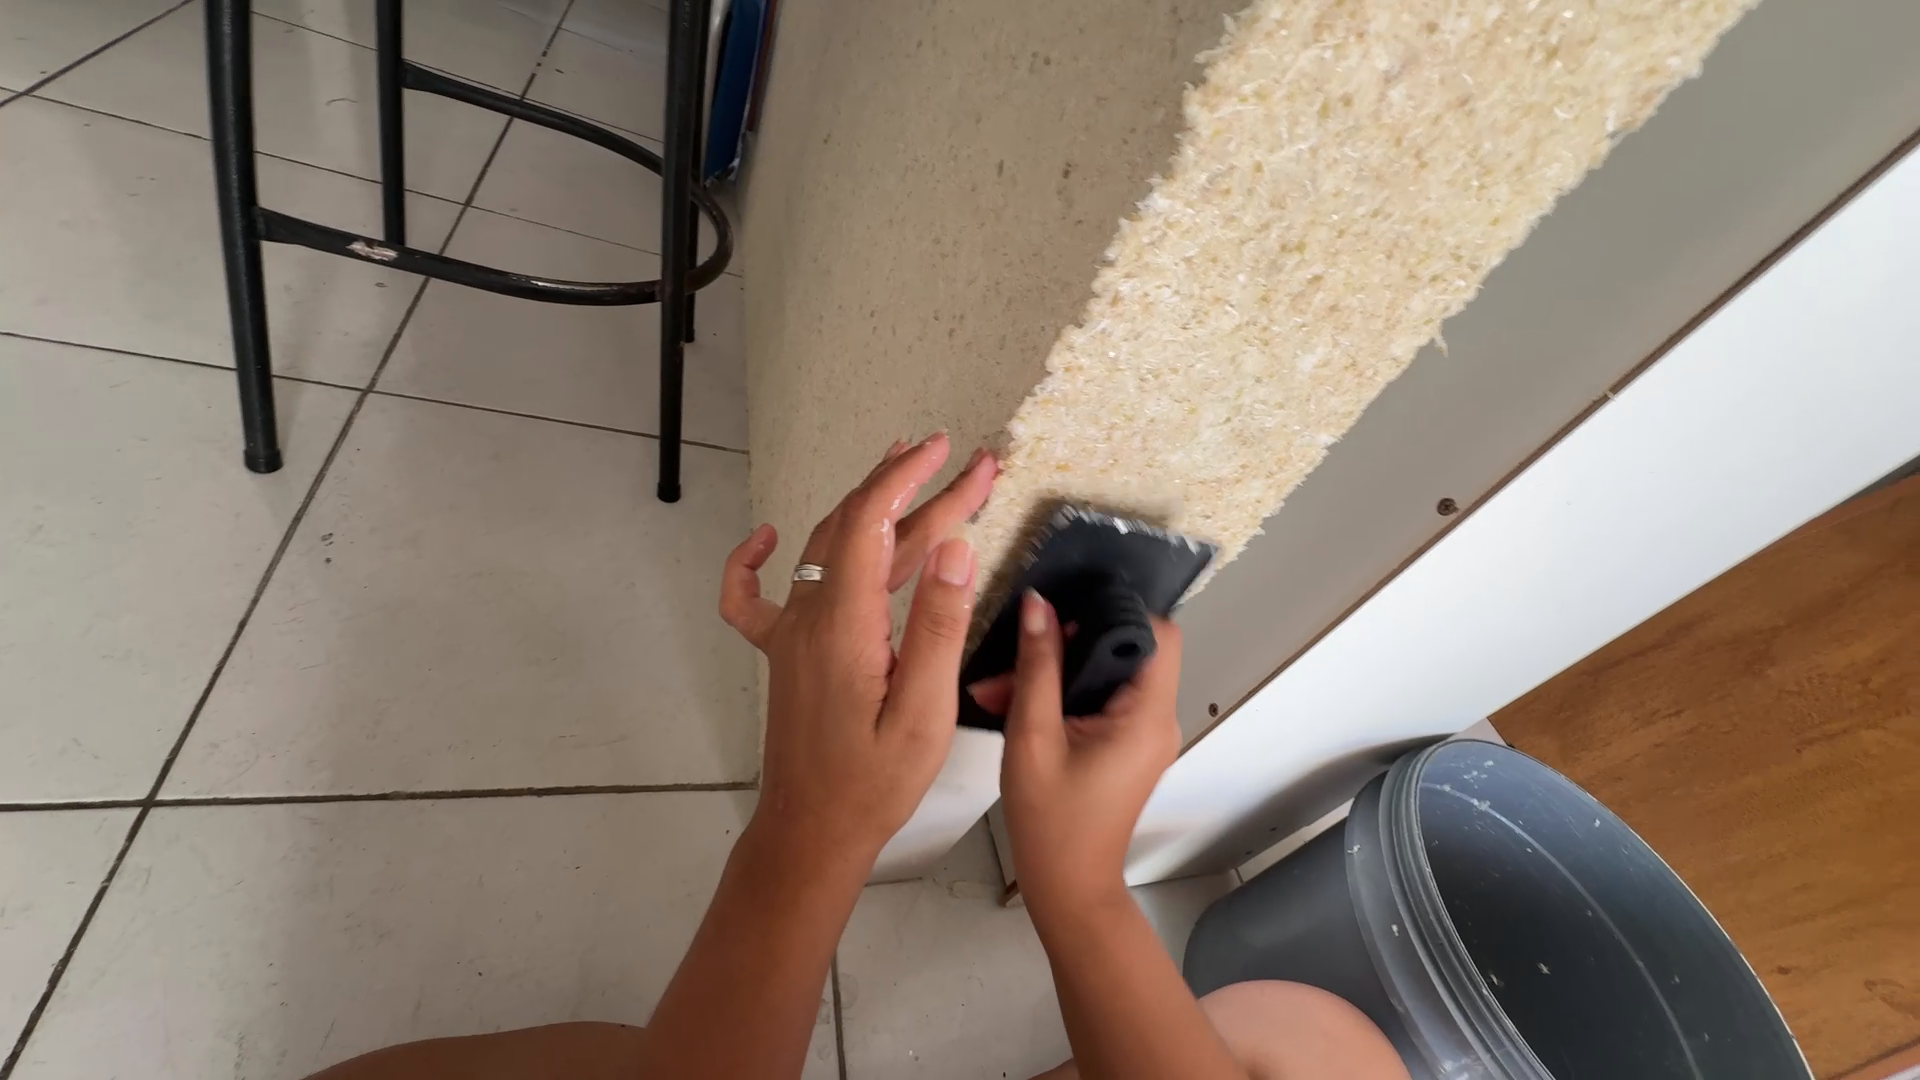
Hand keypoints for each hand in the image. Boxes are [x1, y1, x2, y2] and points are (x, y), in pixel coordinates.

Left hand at [719, 434, 997, 862]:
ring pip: (824, 547)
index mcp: (845, 624)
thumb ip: (939, 626)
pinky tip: (762, 538)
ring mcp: (789, 632)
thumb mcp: (923, 711)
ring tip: (904, 470)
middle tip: (962, 463)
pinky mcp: (782, 652)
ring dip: (866, 506)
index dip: (912, 480)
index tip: (952, 453)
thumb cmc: (874, 781)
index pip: (873, 524)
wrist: (812, 830)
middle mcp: (808, 616)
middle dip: (912, 487)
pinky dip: (753, 560)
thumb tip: (954, 547)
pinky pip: (752, 596)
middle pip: (857, 528)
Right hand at [1000, 591, 1183, 911]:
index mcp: (1147, 715)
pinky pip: (1099, 699)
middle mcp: (1157, 719)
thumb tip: (1038, 604)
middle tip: (1023, 646)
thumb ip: (1037, 665)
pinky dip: (1061, 695)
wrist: (1067, 887)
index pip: (1160, 633)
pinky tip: (1014, 702)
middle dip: (1071, 640)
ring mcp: (1143, 733)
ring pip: (1105, 674)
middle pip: (1128, 649)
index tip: (1070, 609)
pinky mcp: (1126, 744)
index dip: (1120, 610)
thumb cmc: (1051, 820)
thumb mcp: (1032, 735)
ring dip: (1055, 671)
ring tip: (1001, 684)